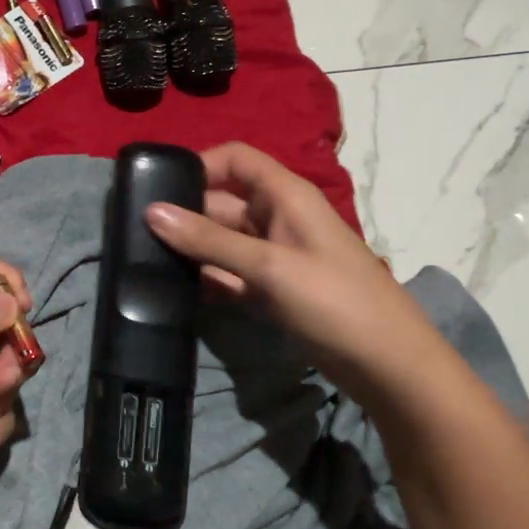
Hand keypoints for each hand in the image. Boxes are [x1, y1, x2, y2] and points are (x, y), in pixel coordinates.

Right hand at [142, 143, 441, 401]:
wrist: (391, 369)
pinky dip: (207, 278)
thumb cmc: (336, 302)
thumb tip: (151, 212)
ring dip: (191, 249)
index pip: (235, 159)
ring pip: (221, 240)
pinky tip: (175, 290)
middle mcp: (278, 218)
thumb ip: (208, 240)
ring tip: (146, 260)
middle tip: (136, 233)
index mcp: (286, 197)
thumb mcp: (269, 267)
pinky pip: (229, 273)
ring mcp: (275, 256)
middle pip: (221, 201)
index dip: (199, 165)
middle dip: (184, 214)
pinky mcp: (271, 290)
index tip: (158, 188)